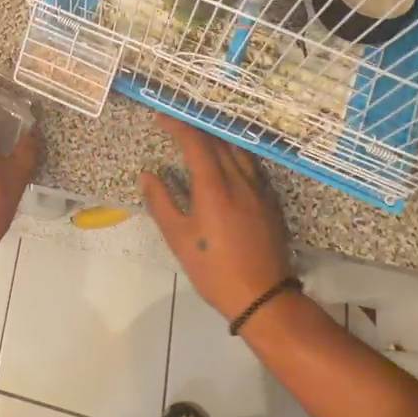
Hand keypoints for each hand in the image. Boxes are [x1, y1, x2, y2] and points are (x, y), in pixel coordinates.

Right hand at [141, 113, 296, 323]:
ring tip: (200, 135)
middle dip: (195, 127)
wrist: (263, 298)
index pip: (196, 142)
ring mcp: (259, 190)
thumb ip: (161, 203)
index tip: (161, 118)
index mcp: (214, 188)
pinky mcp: (271, 201)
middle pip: (218, 141)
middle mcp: (239, 181)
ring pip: (238, 150)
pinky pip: (252, 164)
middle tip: (177, 123)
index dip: (178, 125)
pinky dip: (235, 152)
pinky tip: (228, 160)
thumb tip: (147, 175)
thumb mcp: (178, 239)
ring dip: (217, 137)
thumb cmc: (214, 270)